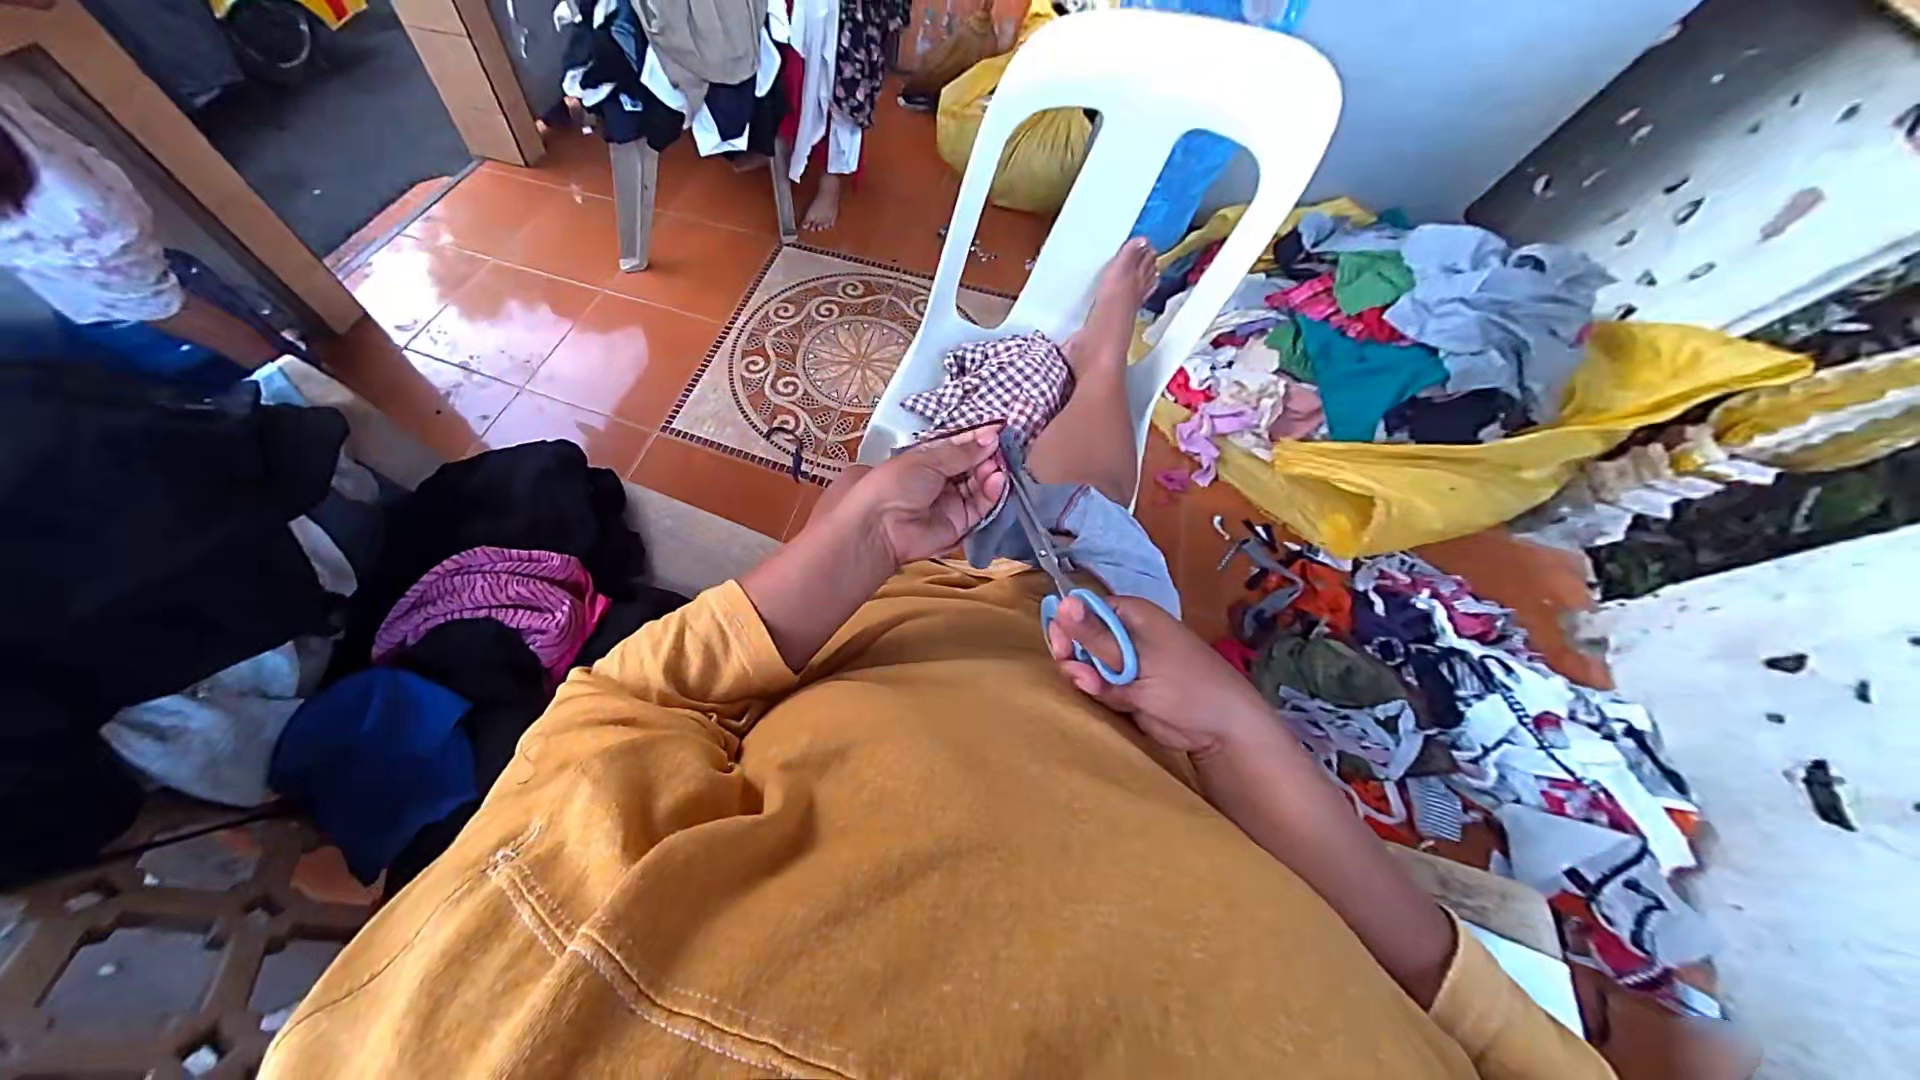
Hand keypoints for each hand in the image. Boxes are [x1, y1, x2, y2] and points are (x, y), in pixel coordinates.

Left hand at [817, 425, 1007, 565]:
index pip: (959, 446)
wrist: (880, 527)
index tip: (999, 428)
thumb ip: (962, 450)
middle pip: (972, 465)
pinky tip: (997, 480)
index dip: (977, 438)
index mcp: (927, 459)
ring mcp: (951, 501)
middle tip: (1002, 447)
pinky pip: (981, 506)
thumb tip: (991, 436)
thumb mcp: (927, 459)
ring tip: (998, 465)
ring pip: (980, 485)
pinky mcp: (960, 522)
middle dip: (988, 455)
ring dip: (991, 473)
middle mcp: (941, 479)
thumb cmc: (894, 484)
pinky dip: (991, 493)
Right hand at [1046, 594, 1274, 757]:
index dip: (1068, 628)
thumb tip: (1063, 602)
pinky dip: (1101, 694)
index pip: (1083, 610)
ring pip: (1087, 665)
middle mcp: (1125, 634)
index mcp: (1129, 614)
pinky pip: (1099, 686)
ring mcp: (1125, 663)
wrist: (1222, 729)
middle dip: (1076, 658)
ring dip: (1088, 679)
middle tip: (1082, 676)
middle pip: (1080, 639)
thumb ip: (1095, 636)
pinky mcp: (1126, 689)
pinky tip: (1112, 700)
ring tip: (1101, 691)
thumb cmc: (1185, 684)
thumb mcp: (1136, 660)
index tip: (1062, 650)